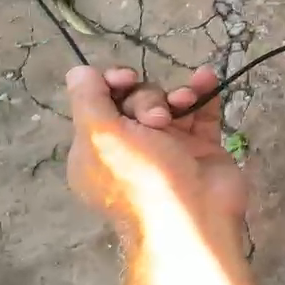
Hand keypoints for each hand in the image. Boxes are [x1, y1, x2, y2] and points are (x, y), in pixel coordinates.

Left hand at [64, 65, 246, 235]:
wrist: (193, 213)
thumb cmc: (142, 176)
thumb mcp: (103, 136)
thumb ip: (89, 100)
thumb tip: (77, 71)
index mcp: (97, 150)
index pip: (99, 105)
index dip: (111, 85)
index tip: (125, 79)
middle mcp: (131, 147)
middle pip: (136, 102)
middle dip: (148, 99)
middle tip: (156, 119)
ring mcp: (169, 146)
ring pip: (170, 104)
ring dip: (178, 94)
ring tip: (186, 102)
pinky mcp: (201, 146)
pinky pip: (201, 111)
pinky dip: (204, 94)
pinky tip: (208, 79)